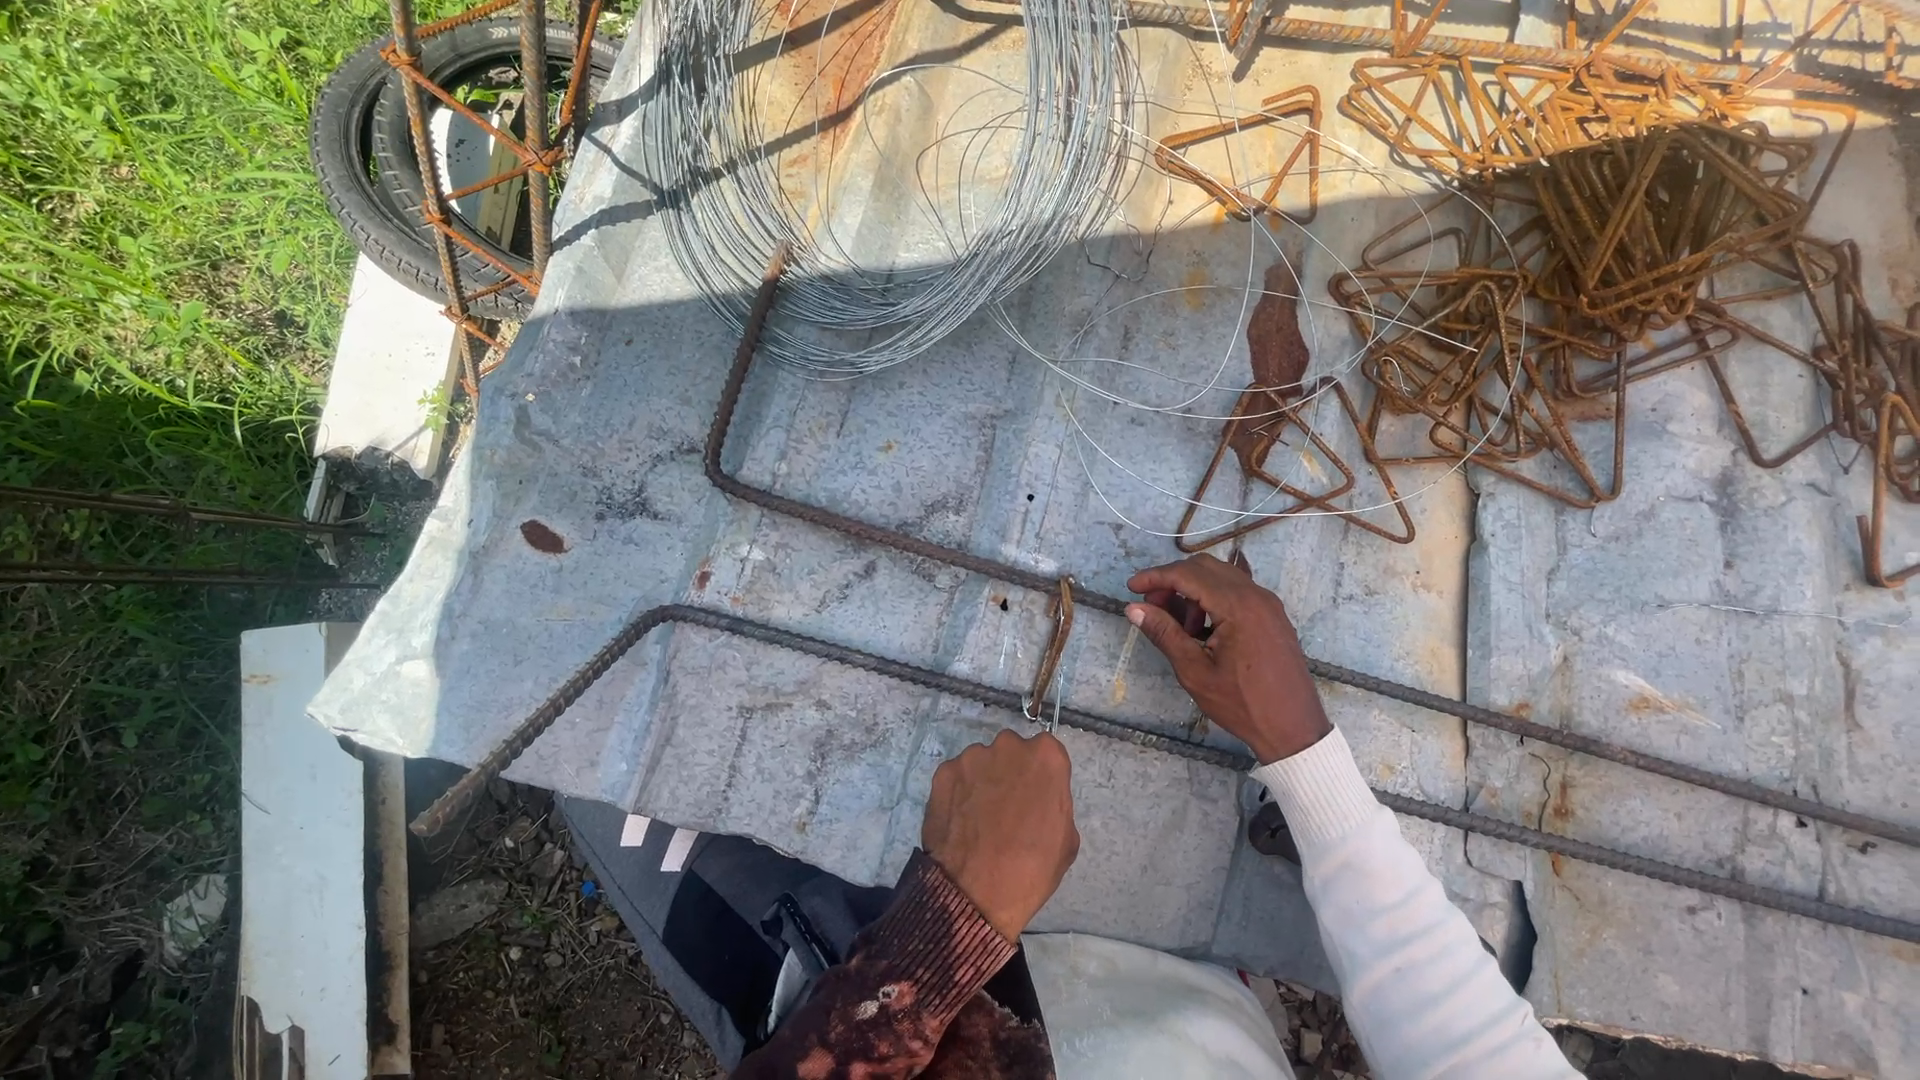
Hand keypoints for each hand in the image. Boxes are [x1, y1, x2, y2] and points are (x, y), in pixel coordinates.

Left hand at [922, 730, 1079, 940]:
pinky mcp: (943, 772)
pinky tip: (960, 821)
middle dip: (1011, 772)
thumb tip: (1040, 800)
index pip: (1047, 753)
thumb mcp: (1066, 838)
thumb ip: (1055, 803)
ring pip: (982, 763)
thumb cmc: (1032, 868)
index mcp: (1046, 757)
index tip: (1036, 796)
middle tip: (1008, 807)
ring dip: (983, 782)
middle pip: (1012, 751)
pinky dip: (958, 793)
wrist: (975, 892)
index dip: (1041, 776)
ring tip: (980, 819)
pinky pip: (956, 777)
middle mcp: (1008, 746)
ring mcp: (972, 757)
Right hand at [1126, 553, 1331, 764]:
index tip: (1130, 588)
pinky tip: (1203, 629)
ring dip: (1193, 591)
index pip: (1187, 574)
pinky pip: (1238, 592)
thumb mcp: (1195, 671)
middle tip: (1152, 607)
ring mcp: (1268, 604)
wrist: (1294, 729)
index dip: (1155, 577)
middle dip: (1173, 580)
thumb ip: (1164, 633)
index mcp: (1237, 606)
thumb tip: (1134, 609)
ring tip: (1181, 628)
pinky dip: (1214, 599)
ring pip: (1222, 577)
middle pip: (1205, 567)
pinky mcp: (1273, 616)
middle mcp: (1256, 595)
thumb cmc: (1242, 703)